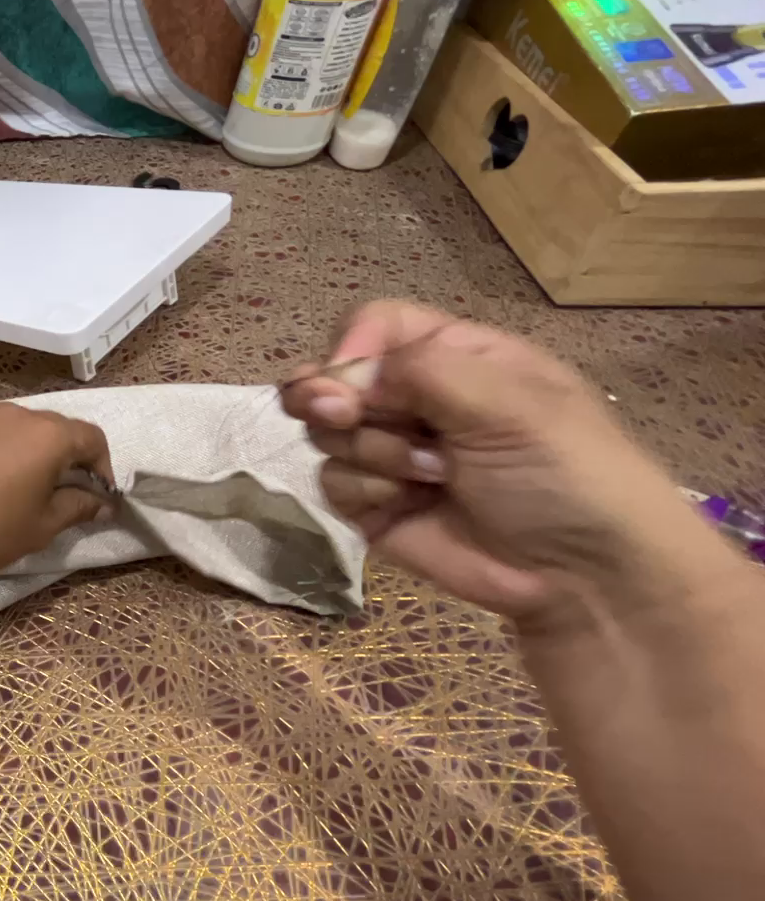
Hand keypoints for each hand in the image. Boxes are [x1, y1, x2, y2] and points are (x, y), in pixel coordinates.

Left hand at [0, 403, 115, 583]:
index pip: (90, 437)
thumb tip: (102, 501)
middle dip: (56, 453)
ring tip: (0, 478)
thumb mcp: (41, 527)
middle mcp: (10, 412)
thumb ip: (77, 506)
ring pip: (5, 422)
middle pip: (47, 426)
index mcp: (46, 436)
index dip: (99, 464)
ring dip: (13, 444)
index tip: (93, 489)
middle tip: (47, 487)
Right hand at [280, 299, 717, 624]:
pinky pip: (328, 481)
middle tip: (342, 416)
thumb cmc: (564, 475)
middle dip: (328, 400)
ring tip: (432, 475)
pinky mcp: (365, 498)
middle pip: (329, 379)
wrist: (578, 575)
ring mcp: (384, 450)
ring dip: (371, 453)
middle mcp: (410, 399)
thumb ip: (420, 373)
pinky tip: (411, 502)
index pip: (372, 326)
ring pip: (323, 433)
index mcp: (453, 359)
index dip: (350, 347)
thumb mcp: (511, 405)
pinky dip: (365, 491)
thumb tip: (335, 381)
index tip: (350, 382)